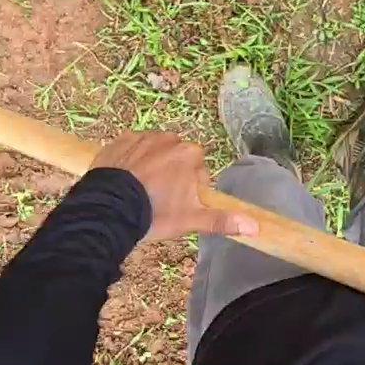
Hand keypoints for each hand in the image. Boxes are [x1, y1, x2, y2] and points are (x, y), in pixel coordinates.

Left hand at [89, 132, 255, 242]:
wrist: (108, 210)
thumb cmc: (155, 214)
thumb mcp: (191, 220)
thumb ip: (222, 220)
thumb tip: (256, 227)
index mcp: (190, 154)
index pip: (198, 168)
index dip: (190, 186)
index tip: (178, 202)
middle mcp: (169, 138)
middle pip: (176, 157)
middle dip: (171, 173)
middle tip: (158, 198)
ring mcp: (142, 137)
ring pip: (154, 151)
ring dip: (151, 165)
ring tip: (139, 190)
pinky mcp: (119, 140)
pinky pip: (131, 148)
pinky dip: (130, 160)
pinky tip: (124, 180)